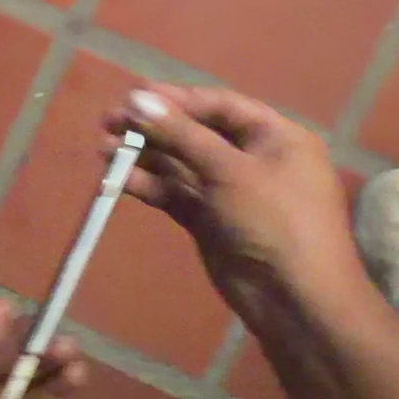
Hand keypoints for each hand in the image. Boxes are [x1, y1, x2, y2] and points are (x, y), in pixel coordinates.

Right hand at [102, 85, 367, 325]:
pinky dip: (147, 185)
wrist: (295, 303)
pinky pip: (174, 193)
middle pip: (194, 132)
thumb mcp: (230, 169)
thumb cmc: (274, 220)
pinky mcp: (208, 219)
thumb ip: (181, 133)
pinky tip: (117, 178)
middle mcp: (251, 158)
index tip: (133, 95)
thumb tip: (138, 98)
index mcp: (274, 137)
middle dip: (152, 127)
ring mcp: (228, 191)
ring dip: (143, 155)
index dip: (176, 99)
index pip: (219, 105)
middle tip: (108, 121)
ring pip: (179, 163)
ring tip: (103, 149)